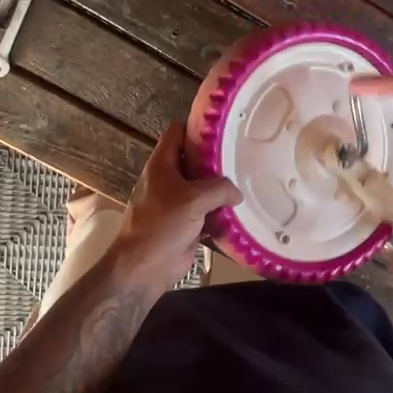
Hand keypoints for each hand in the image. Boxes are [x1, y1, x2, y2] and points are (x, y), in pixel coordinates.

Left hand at [107, 123, 241, 288]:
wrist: (143, 267)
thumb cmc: (161, 224)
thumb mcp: (193, 199)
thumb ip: (220, 189)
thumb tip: (237, 193)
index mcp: (162, 164)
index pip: (177, 132)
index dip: (197, 125)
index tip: (224, 127)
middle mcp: (169, 179)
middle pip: (195, 159)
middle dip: (217, 158)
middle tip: (244, 155)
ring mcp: (178, 202)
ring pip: (204, 187)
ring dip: (222, 188)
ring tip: (249, 180)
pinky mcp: (187, 223)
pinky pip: (208, 211)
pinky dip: (222, 211)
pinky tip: (242, 210)